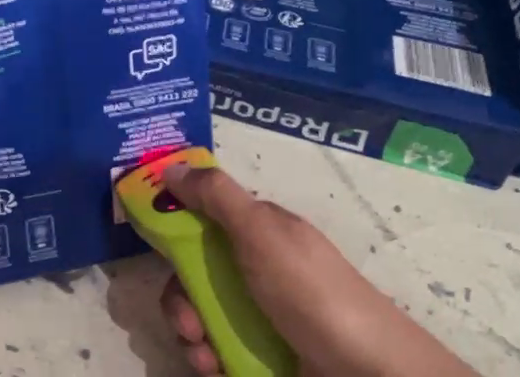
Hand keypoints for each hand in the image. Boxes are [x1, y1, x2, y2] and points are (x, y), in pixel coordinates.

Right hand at [156, 163, 478, 376]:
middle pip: (192, 273)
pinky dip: (208, 360)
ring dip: (190, 334)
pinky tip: (215, 369)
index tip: (152, 245)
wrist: (367, 375)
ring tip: (204, 353)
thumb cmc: (312, 292)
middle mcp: (254, 271)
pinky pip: (216, 351)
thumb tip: (170, 164)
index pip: (200, 219)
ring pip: (199, 315)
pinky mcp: (259, 358)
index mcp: (257, 233)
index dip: (172, 228)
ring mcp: (258, 318)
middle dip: (178, 296)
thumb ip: (215, 196)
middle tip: (187, 320)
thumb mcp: (262, 232)